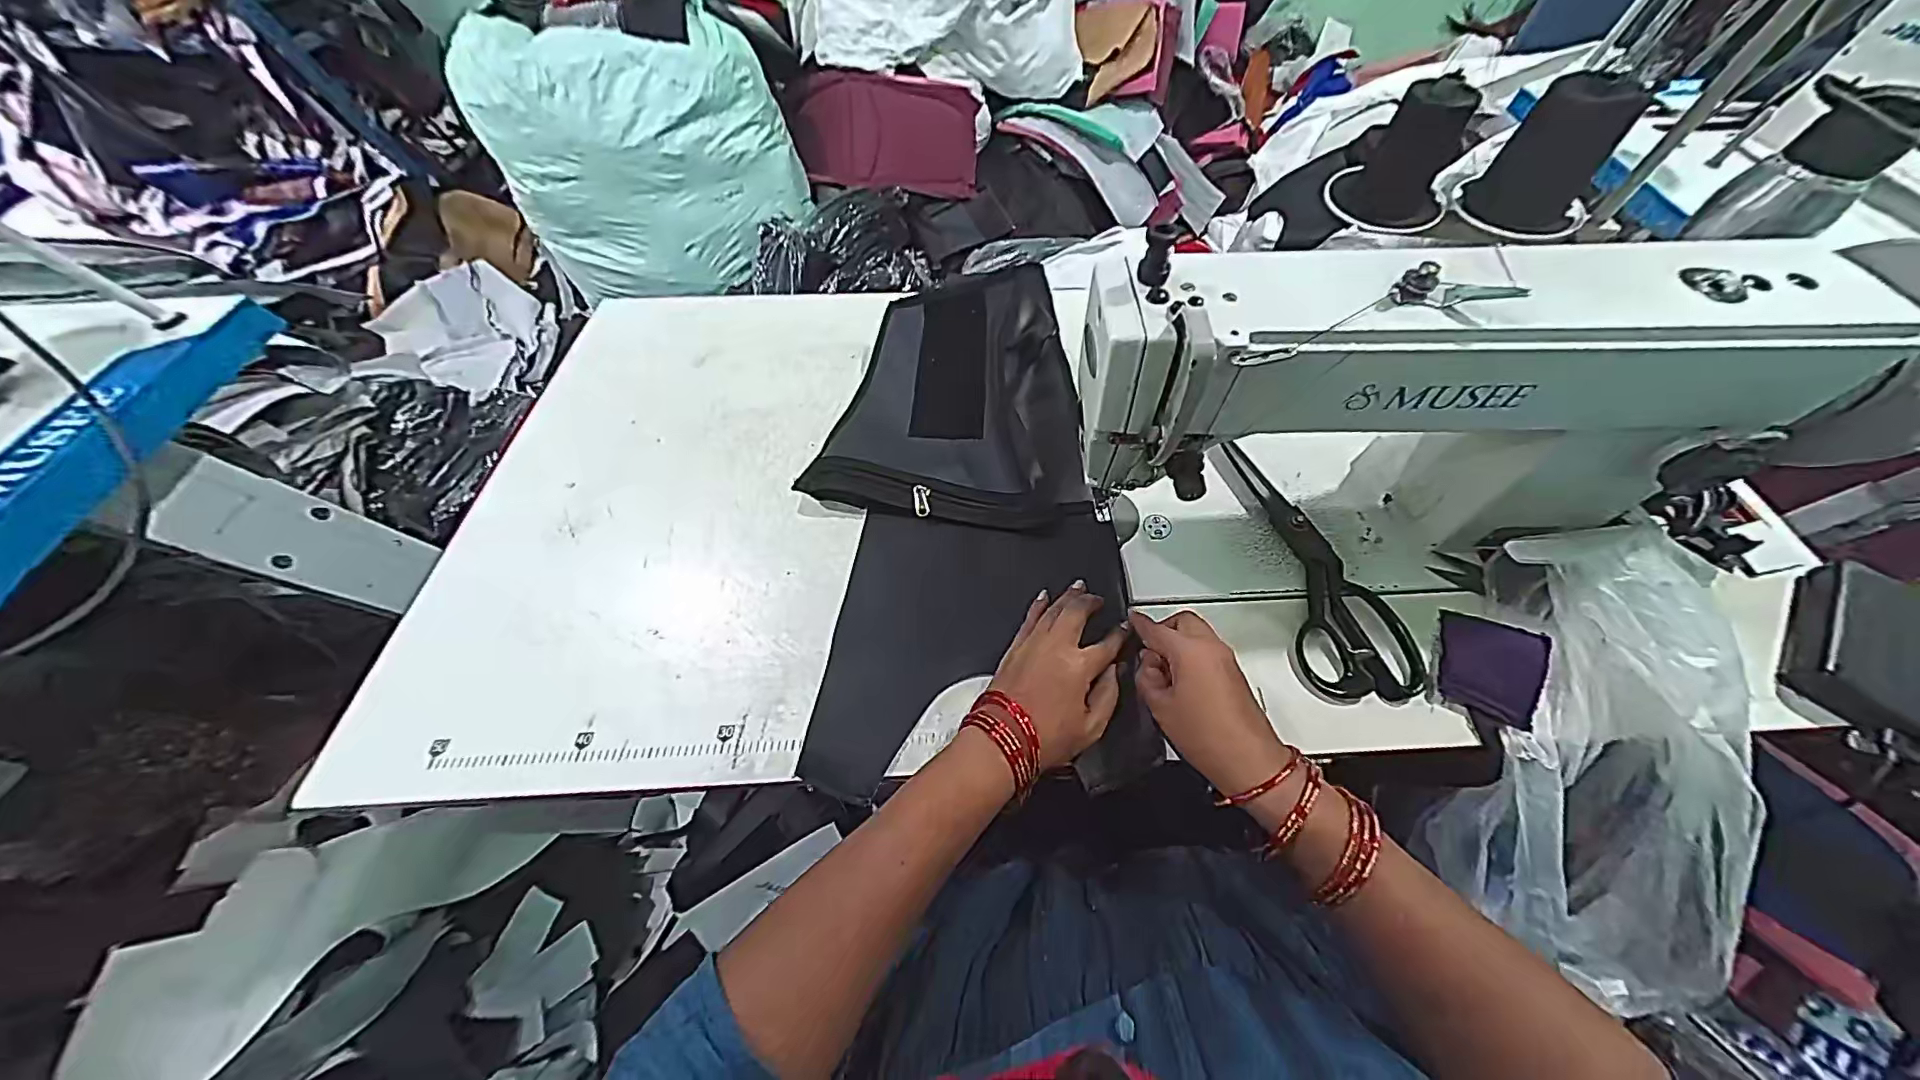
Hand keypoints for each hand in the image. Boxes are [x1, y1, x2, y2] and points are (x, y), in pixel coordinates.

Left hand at [987, 582, 1127, 770]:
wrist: (1002, 739)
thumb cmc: (1041, 738)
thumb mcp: (1091, 728)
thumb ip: (1108, 696)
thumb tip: (1114, 676)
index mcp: (1080, 667)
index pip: (1107, 644)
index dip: (1119, 635)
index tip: (1123, 630)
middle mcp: (1056, 648)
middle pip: (1077, 612)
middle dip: (1091, 602)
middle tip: (1097, 599)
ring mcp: (1033, 645)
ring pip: (1053, 609)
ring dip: (1067, 596)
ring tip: (1076, 589)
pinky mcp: (1014, 648)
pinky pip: (1029, 618)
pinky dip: (1038, 606)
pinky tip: (1042, 599)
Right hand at [1132, 610, 1291, 794]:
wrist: (1248, 760)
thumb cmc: (1211, 738)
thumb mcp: (1160, 707)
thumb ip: (1146, 678)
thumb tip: (1146, 667)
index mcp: (1190, 651)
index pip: (1156, 628)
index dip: (1139, 623)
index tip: (1133, 620)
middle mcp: (1211, 648)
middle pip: (1182, 621)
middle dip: (1163, 630)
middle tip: (1149, 652)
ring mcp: (1225, 659)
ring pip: (1197, 634)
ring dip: (1178, 643)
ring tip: (1164, 672)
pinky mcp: (1233, 672)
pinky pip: (1208, 650)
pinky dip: (1192, 656)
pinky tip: (1181, 682)